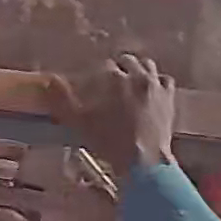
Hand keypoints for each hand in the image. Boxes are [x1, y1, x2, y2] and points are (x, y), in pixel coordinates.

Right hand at [48, 53, 176, 174]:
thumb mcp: (78, 121)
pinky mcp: (169, 98)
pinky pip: (165, 80)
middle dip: (119, 66)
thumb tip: (50, 80)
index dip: (97, 73)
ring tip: (130, 79)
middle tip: (111, 78)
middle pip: (128, 60)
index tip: (93, 82)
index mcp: (114, 79)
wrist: (143, 160)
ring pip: (148, 66)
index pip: (104, 65)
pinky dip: (157, 81)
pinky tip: (151, 90)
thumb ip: (62, 99)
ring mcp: (156, 86)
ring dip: (138, 69)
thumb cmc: (108, 140)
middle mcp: (137, 76)